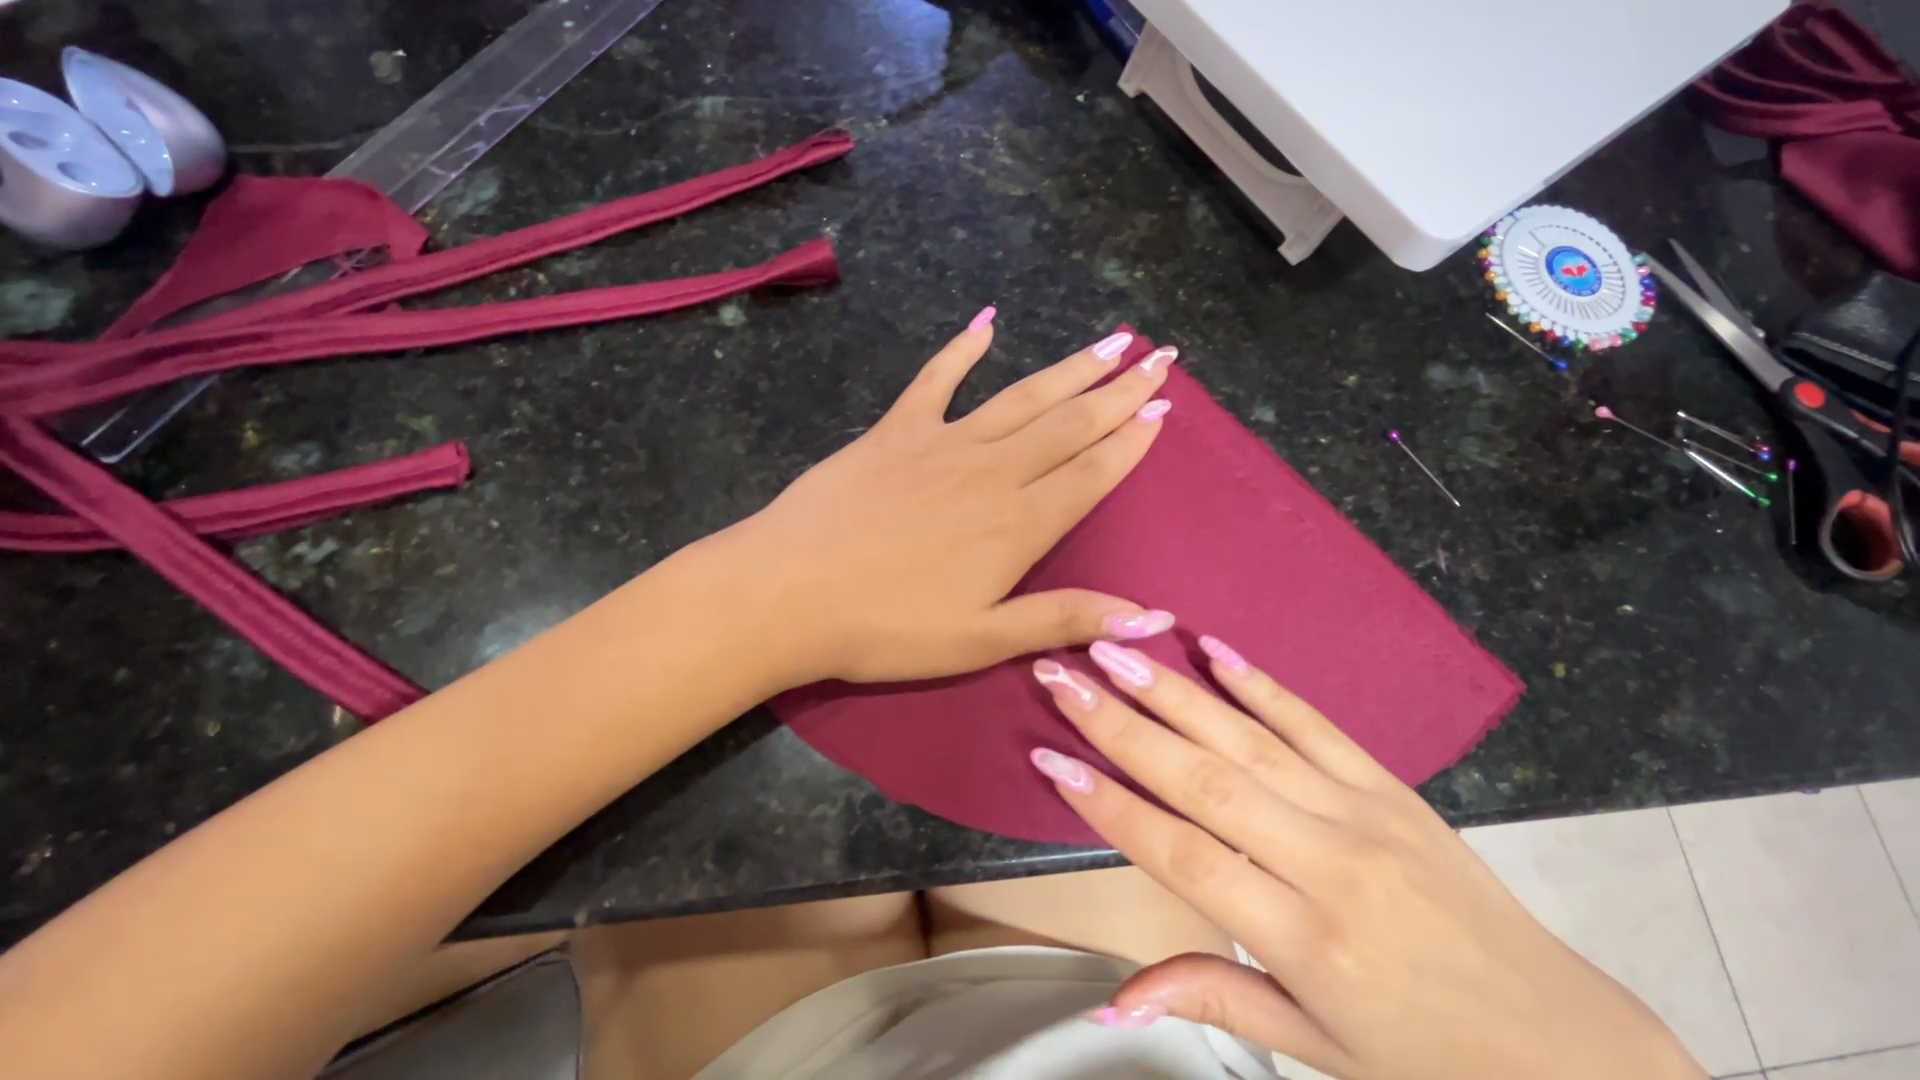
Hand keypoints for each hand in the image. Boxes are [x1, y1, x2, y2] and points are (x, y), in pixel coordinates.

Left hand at [710, 310, 1179, 684]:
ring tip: (1110, 341)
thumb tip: (1149, 615)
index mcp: (1019, 525)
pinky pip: (935, 380)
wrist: (789, 593)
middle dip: (1118, 391)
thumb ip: (1064, 619)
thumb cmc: (887, 629)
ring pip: (1021, 397)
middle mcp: (992, 472)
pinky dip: (961, 348)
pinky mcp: (894, 432)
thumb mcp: (982, 641)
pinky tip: (986, 323)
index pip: (1092, 472)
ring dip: (1069, 368)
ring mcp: (942, 443)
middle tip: (1158, 358)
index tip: (1163, 406)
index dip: (1131, 440)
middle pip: (1069, 424)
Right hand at [1025, 639, 1708, 1079]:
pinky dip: (1261, 684)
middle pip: (1203, 781)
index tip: (1050, 759)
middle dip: (1120, 726)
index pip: (1182, 856)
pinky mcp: (1394, 790)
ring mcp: (1366, 816)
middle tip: (1060, 676)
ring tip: (1113, 653)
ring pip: (1250, 741)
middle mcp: (1329, 863)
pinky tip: (1214, 649)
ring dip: (1174, 692)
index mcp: (1304, 938)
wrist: (1563, 1043)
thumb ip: (1212, 997)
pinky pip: (1317, 725)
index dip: (1109, 806)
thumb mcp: (1313, 1046)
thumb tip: (1113, 1001)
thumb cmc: (1426, 1056)